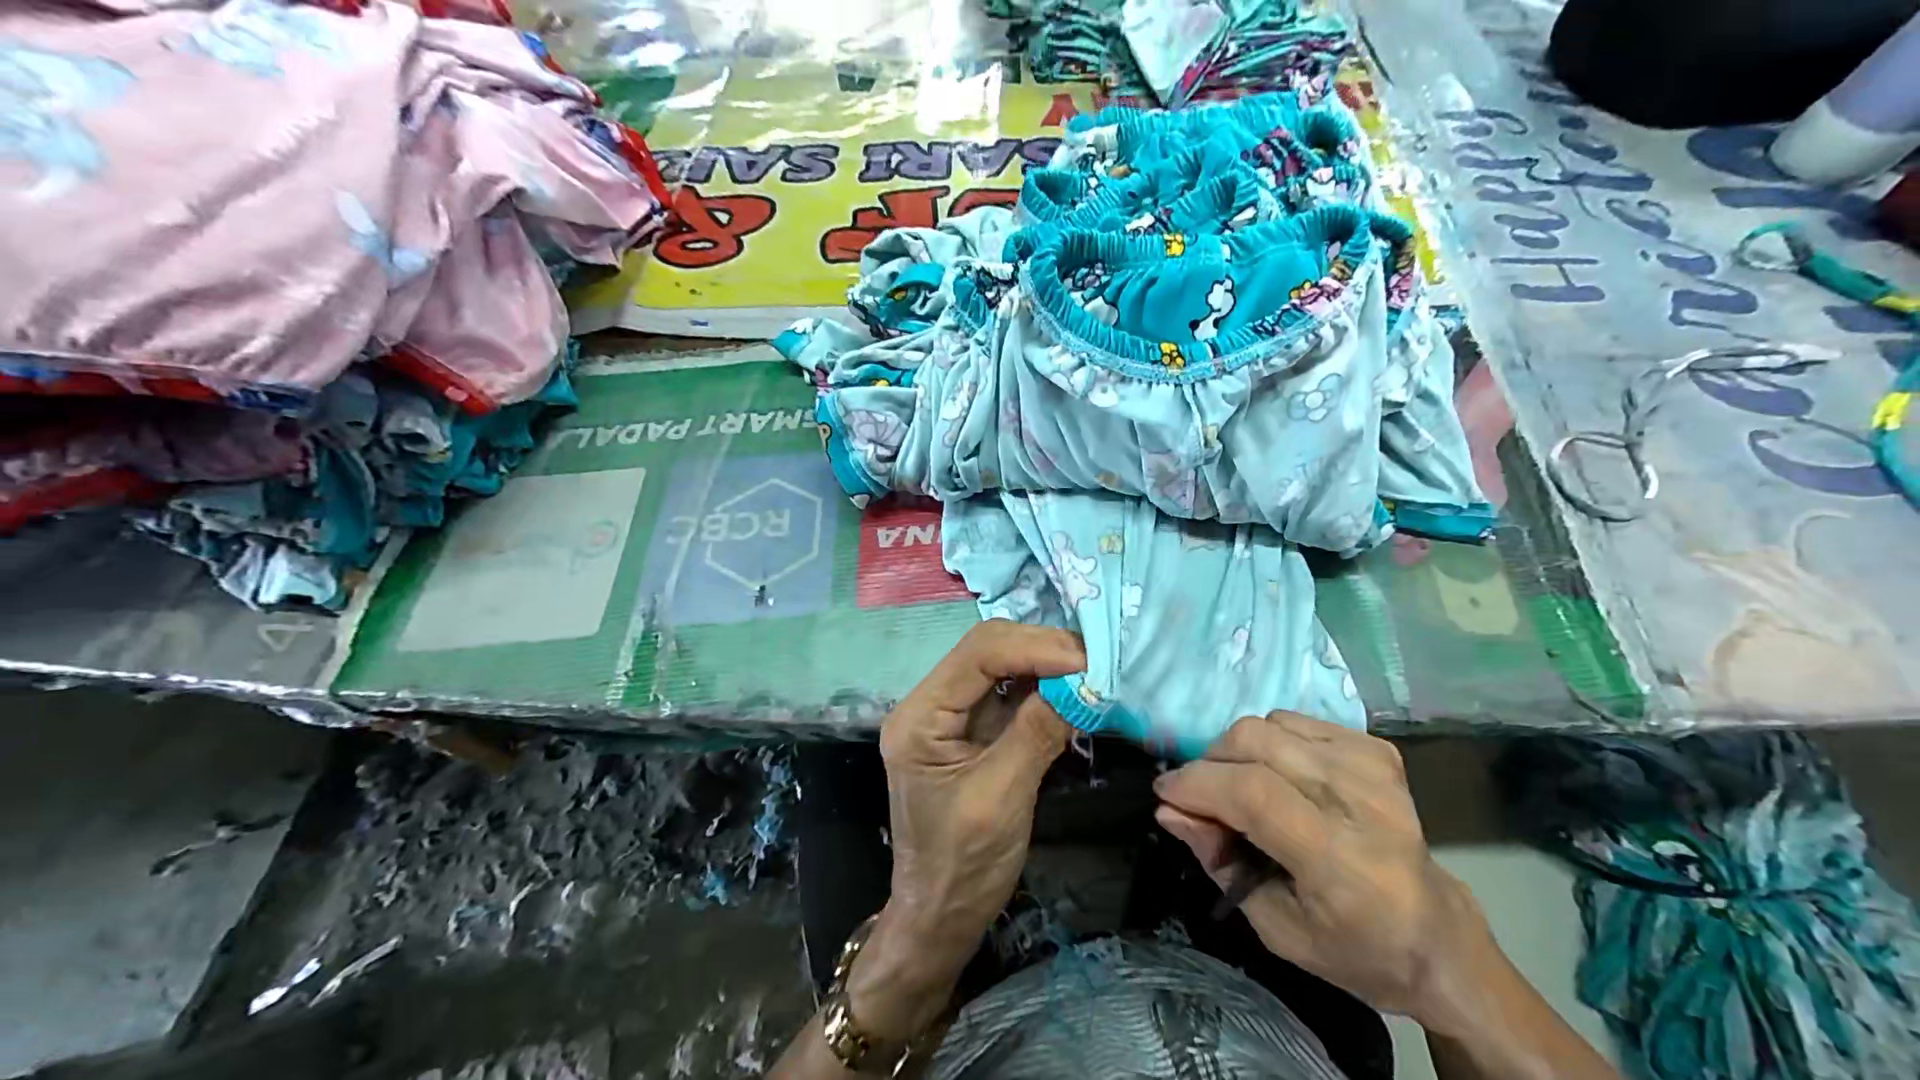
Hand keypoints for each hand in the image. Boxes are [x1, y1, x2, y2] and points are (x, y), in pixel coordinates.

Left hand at [847, 620, 1085, 1039]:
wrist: (942, 914)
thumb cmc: (964, 865)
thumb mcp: (1002, 796)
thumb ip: (1037, 731)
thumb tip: (1083, 682)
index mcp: (919, 717)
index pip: (978, 654)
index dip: (1034, 648)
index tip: (1088, 659)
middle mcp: (929, 704)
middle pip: (987, 651)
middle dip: (1043, 649)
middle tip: (1098, 660)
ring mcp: (950, 716)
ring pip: (1000, 666)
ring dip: (1046, 664)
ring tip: (1093, 668)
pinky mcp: (971, 730)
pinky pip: (1008, 694)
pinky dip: (1043, 688)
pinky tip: (1072, 689)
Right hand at [1153, 711, 1499, 1034]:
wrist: (1437, 938)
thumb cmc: (1352, 947)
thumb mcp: (1274, 927)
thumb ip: (1218, 860)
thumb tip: (1169, 809)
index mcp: (1344, 862)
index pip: (1254, 793)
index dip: (1197, 784)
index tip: (1166, 794)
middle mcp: (1364, 803)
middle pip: (1256, 741)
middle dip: (1209, 763)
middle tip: (1202, 797)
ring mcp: (1375, 769)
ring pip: (1269, 723)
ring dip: (1237, 750)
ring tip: (1239, 785)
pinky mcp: (1378, 750)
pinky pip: (1294, 719)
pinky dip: (1269, 740)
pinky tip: (1276, 772)